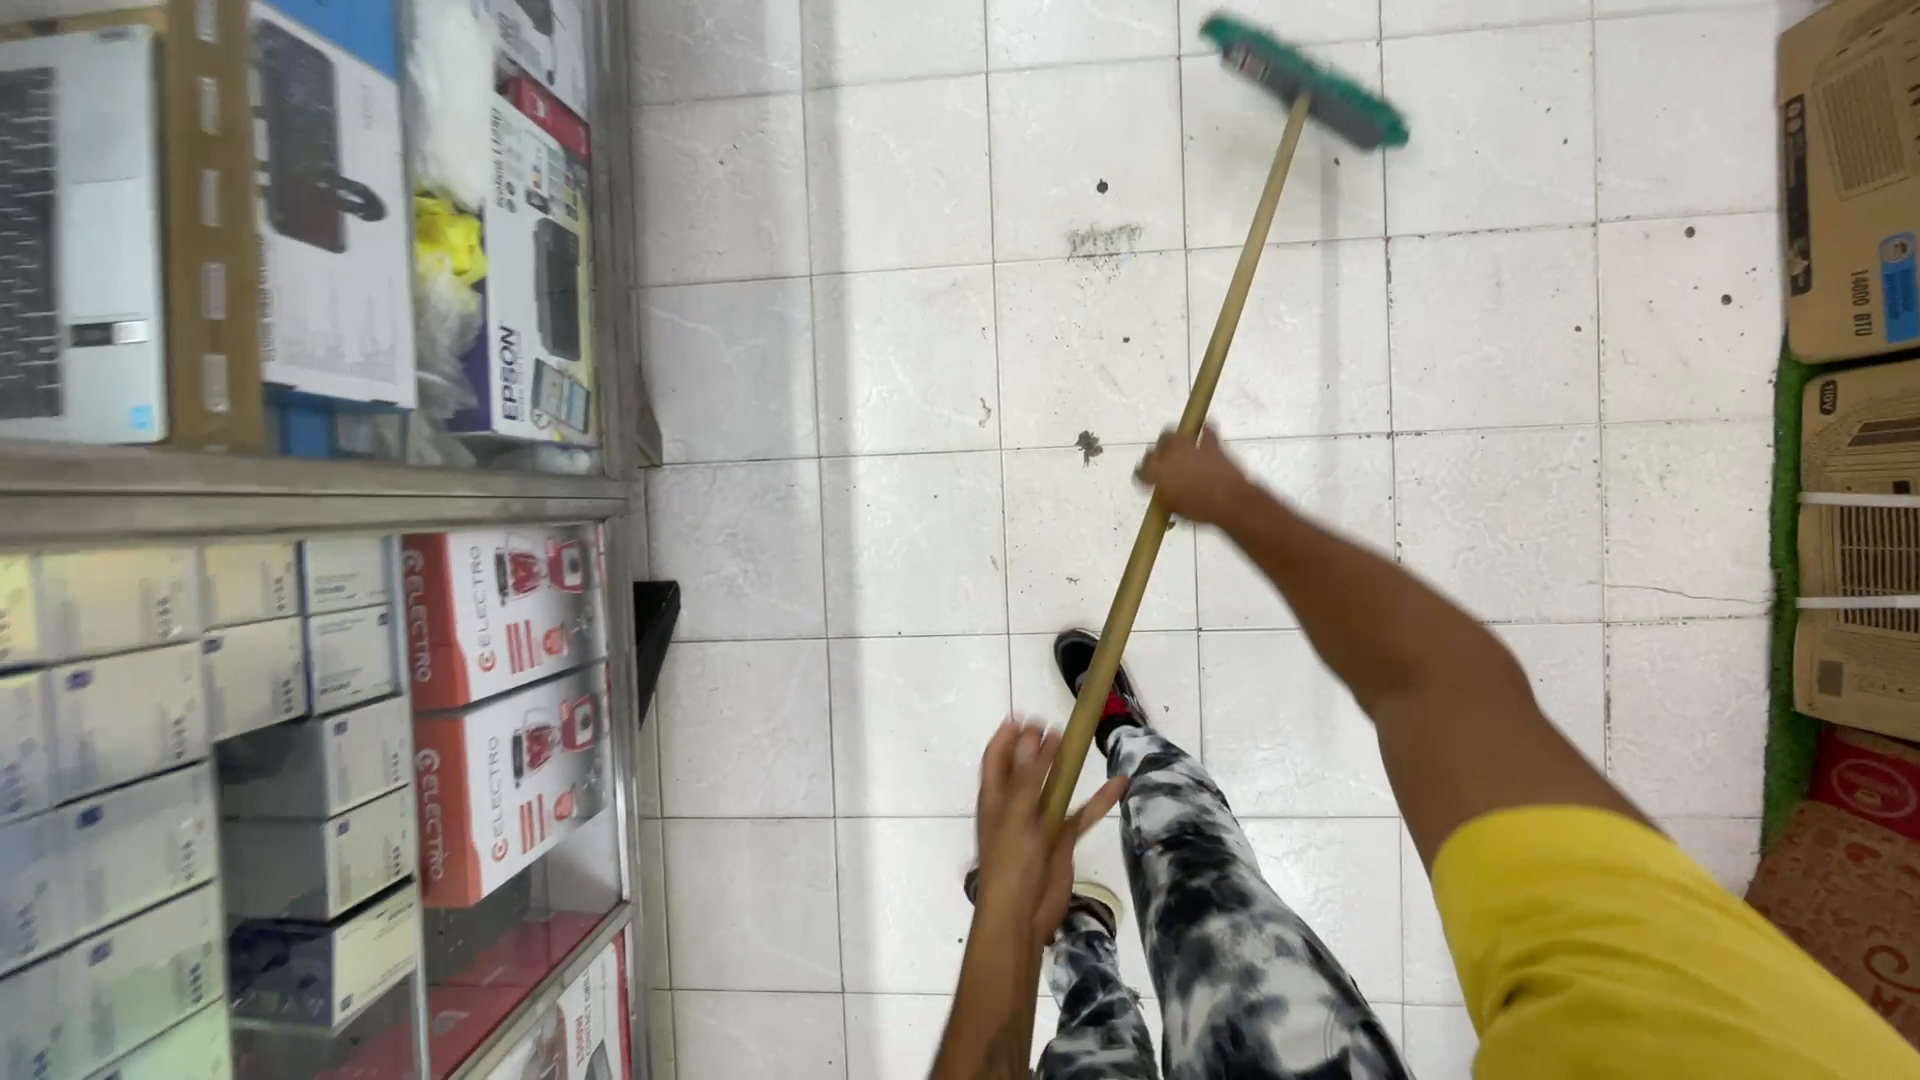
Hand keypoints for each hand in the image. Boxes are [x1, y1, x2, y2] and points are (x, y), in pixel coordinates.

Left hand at [973, 718, 1126, 950]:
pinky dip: (1099, 800)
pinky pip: (1083, 813)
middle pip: (1025, 766)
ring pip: (1055, 785)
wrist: (1023, 916)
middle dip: (1036, 745)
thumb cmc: (1011, 863)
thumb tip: (1034, 736)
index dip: (1007, 737)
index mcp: (995, 797)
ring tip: (1074, 739)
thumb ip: (1028, 776)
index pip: (997, 758)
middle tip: (1051, 724)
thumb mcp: (1016, 815)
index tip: (1023, 716)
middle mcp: (1016, 804)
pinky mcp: (1061, 838)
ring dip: (1064, 764)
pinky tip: (1120, 783)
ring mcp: (1039, 821)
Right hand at [1136, 424, 1254, 526]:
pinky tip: (1204, 433)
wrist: (1230, 501)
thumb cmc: (1199, 510)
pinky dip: (1204, 431)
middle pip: (1155, 448)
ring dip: (1173, 440)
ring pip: (1174, 435)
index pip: (1140, 470)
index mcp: (1157, 473)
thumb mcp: (1174, 509)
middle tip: (1161, 462)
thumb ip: (1164, 497)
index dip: (1142, 475)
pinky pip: (1206, 432)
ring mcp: (1190, 447)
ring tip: (1177, 447)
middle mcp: (1169, 456)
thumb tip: (1161, 492)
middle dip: (1156, 454)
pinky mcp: (1211, 444)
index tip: (1145, 480)